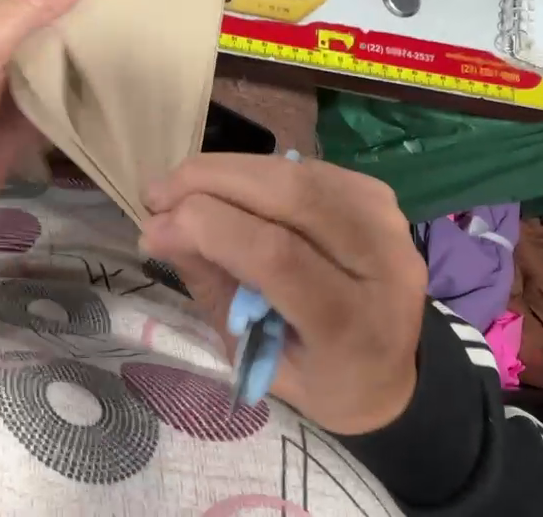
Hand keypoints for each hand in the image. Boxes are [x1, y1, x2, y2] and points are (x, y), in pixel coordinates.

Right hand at [140, 153, 428, 434]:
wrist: (391, 372)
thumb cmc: (315, 377)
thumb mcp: (253, 355)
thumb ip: (211, 286)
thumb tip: (159, 227)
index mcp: (355, 327)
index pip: (278, 255)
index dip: (208, 228)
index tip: (151, 227)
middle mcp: (383, 265)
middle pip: (291, 195)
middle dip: (210, 182)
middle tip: (157, 193)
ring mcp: (386, 221)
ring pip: (293, 170)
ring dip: (225, 170)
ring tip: (179, 186)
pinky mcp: (376, 195)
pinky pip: (301, 167)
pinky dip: (253, 171)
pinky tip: (224, 188)